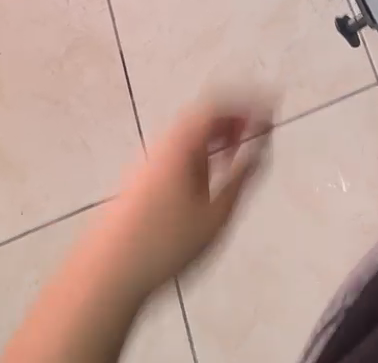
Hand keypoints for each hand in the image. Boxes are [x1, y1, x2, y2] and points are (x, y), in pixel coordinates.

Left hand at [93, 99, 271, 294]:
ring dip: (215, 138)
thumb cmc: (167, 242)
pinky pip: (177, 151)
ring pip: (188, 136)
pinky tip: (206, 179)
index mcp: (183, 144)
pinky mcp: (140, 182)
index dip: (247, 102)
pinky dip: (200, 153)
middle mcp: (163, 145)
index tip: (272, 108)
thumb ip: (242, 177)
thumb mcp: (216, 213)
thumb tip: (261, 149)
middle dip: (232, 119)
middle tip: (256, 132)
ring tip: (235, 157)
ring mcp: (148, 163)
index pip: (218, 105)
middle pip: (201, 117)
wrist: (105, 275)